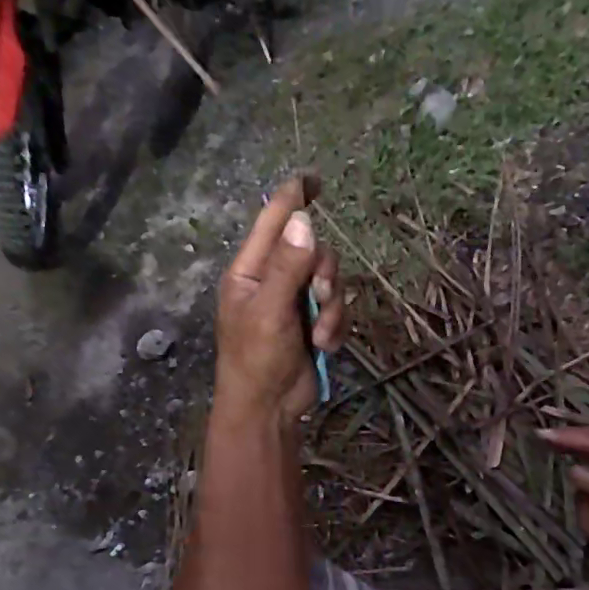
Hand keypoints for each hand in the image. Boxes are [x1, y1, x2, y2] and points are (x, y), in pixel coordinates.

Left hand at [215, 175, 346, 425]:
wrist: (267, 409)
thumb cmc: (255, 359)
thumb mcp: (269, 310)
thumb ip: (288, 266)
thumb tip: (304, 220)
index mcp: (251, 271)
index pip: (273, 222)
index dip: (293, 199)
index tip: (314, 179)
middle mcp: (274, 280)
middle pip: (314, 252)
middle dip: (324, 275)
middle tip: (321, 297)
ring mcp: (295, 303)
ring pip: (330, 282)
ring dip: (332, 309)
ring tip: (319, 336)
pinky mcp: (313, 325)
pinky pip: (337, 310)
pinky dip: (335, 327)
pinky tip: (325, 347)